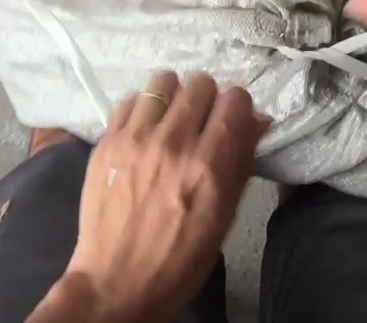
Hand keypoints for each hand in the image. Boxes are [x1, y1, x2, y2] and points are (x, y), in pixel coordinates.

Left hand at [47, 71, 268, 322]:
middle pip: (202, 83)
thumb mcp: (223, 216)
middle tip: (201, 124)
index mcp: (207, 167)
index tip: (232, 121)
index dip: (238, 107)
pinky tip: (145, 131)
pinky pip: (131, 98)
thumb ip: (242, 161)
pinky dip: (143, 108)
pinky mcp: (107, 141)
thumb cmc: (178, 259)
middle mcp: (173, 144)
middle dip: (208, 100)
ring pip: (165, 80)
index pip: (235, 99)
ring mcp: (136, 139)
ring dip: (174, 96)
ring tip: (171, 120)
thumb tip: (259, 118)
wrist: (114, 286)